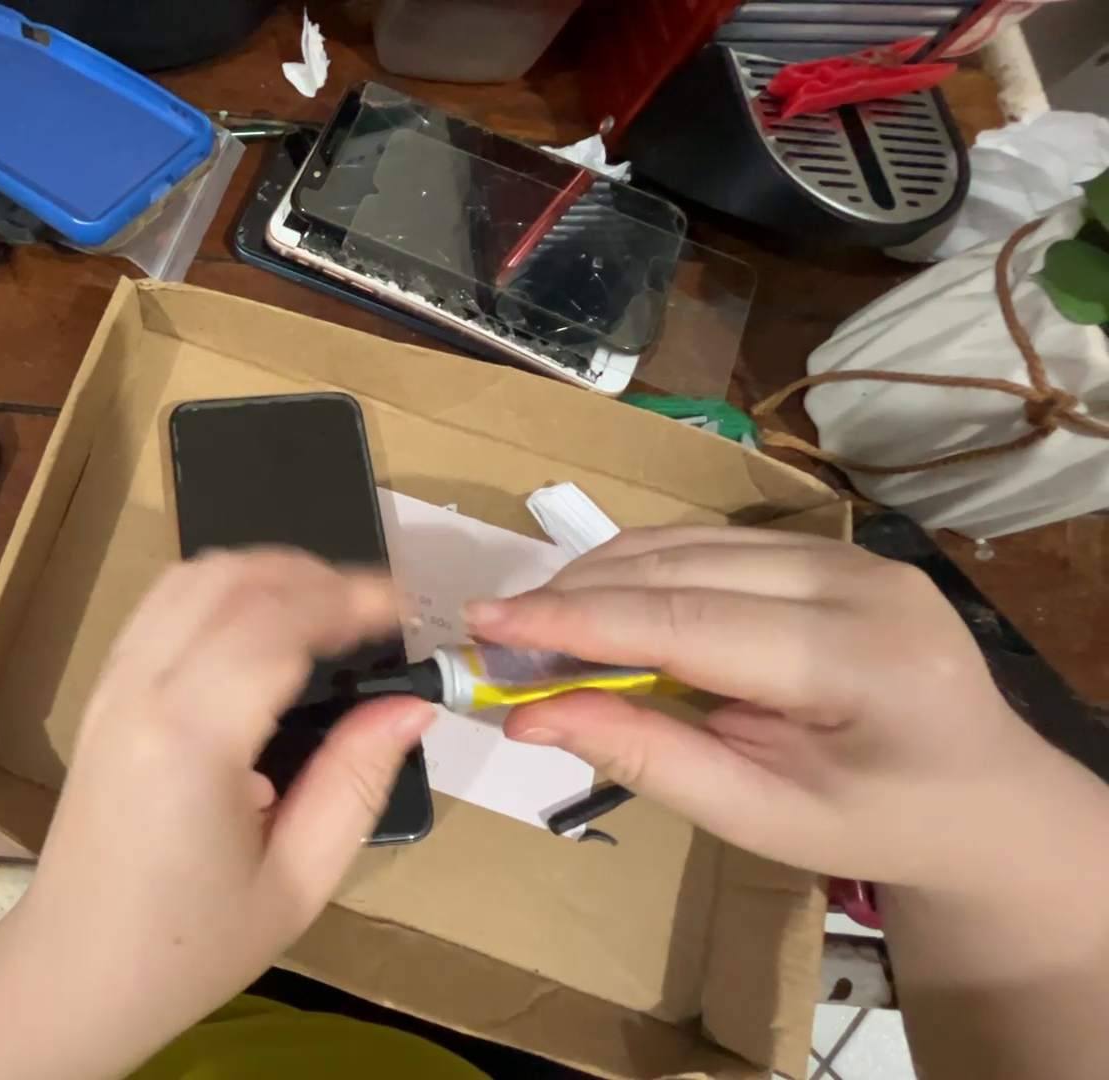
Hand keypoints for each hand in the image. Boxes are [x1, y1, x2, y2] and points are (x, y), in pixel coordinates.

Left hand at [2, 550, 431, 1066]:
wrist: (75, 966)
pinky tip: (258, 618)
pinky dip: (220, 586)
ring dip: (265, 571)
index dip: (351, 600)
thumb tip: (410, 705)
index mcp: (190, 738)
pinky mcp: (102, 687)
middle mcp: (141, 689)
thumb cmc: (188, 944)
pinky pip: (161, 603)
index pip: (278, 624)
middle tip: (374, 609)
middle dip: (314, 575)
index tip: (406, 607)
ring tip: (326, 604)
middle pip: (233, 580)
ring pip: (192, 577)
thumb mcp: (297, 880)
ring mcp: (112, 681)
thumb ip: (356, 780)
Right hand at [469, 526, 1097, 890]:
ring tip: (531, 628)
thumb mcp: (752, 813)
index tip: (483, 624)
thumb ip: (639, 755)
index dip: (571, 620)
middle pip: (667, 573)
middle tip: (490, 636)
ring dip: (584, 581)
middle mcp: (857, 583)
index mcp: (865, 662)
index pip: (682, 622)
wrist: (977, 794)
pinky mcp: (809, 547)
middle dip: (564, 601)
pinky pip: (685, 542)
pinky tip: (587, 607)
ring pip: (667, 545)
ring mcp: (838, 553)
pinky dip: (619, 572)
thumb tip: (525, 717)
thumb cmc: (866, 821)